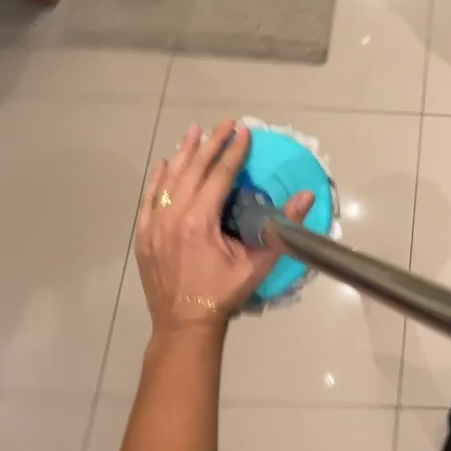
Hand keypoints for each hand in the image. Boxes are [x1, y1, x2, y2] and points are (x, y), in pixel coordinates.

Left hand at [135, 120, 314, 334]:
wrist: (184, 326)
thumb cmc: (224, 293)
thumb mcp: (258, 263)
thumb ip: (281, 228)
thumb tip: (306, 196)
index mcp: (200, 222)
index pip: (219, 175)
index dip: (233, 151)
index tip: (244, 131)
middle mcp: (174, 218)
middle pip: (193, 171)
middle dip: (211, 144)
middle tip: (226, 124)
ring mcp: (154, 227)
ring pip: (170, 180)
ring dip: (184, 153)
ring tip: (195, 131)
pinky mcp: (144, 237)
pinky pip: (149, 200)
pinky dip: (158, 179)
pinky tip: (165, 163)